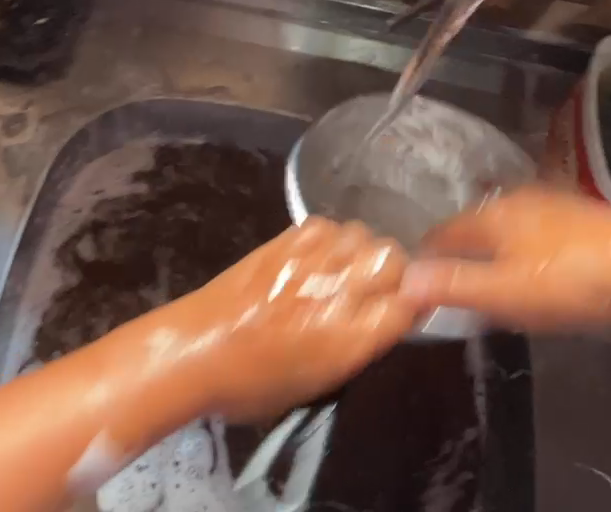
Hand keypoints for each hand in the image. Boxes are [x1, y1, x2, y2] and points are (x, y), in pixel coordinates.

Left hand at [151, 218, 416, 421]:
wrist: (195, 350)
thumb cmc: (252, 386)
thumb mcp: (317, 384)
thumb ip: (356, 348)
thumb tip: (381, 321)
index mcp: (346, 339)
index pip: (407, 305)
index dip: (415, 304)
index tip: (409, 308)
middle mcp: (333, 293)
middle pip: (391, 259)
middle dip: (395, 271)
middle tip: (379, 286)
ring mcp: (307, 261)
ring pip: (361, 235)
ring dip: (363, 250)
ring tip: (348, 267)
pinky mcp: (282, 241)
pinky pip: (325, 225)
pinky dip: (331, 238)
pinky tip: (319, 255)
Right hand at [399, 188, 610, 333]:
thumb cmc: (570, 283)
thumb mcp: (505, 293)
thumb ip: (453, 285)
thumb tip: (402, 278)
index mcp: (490, 216)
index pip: (443, 232)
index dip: (427, 254)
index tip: (417, 276)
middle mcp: (515, 200)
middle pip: (475, 224)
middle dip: (462, 248)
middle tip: (455, 279)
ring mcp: (551, 202)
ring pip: (508, 223)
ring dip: (496, 245)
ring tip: (495, 274)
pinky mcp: (582, 214)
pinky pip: (537, 227)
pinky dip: (527, 243)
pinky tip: (542, 265)